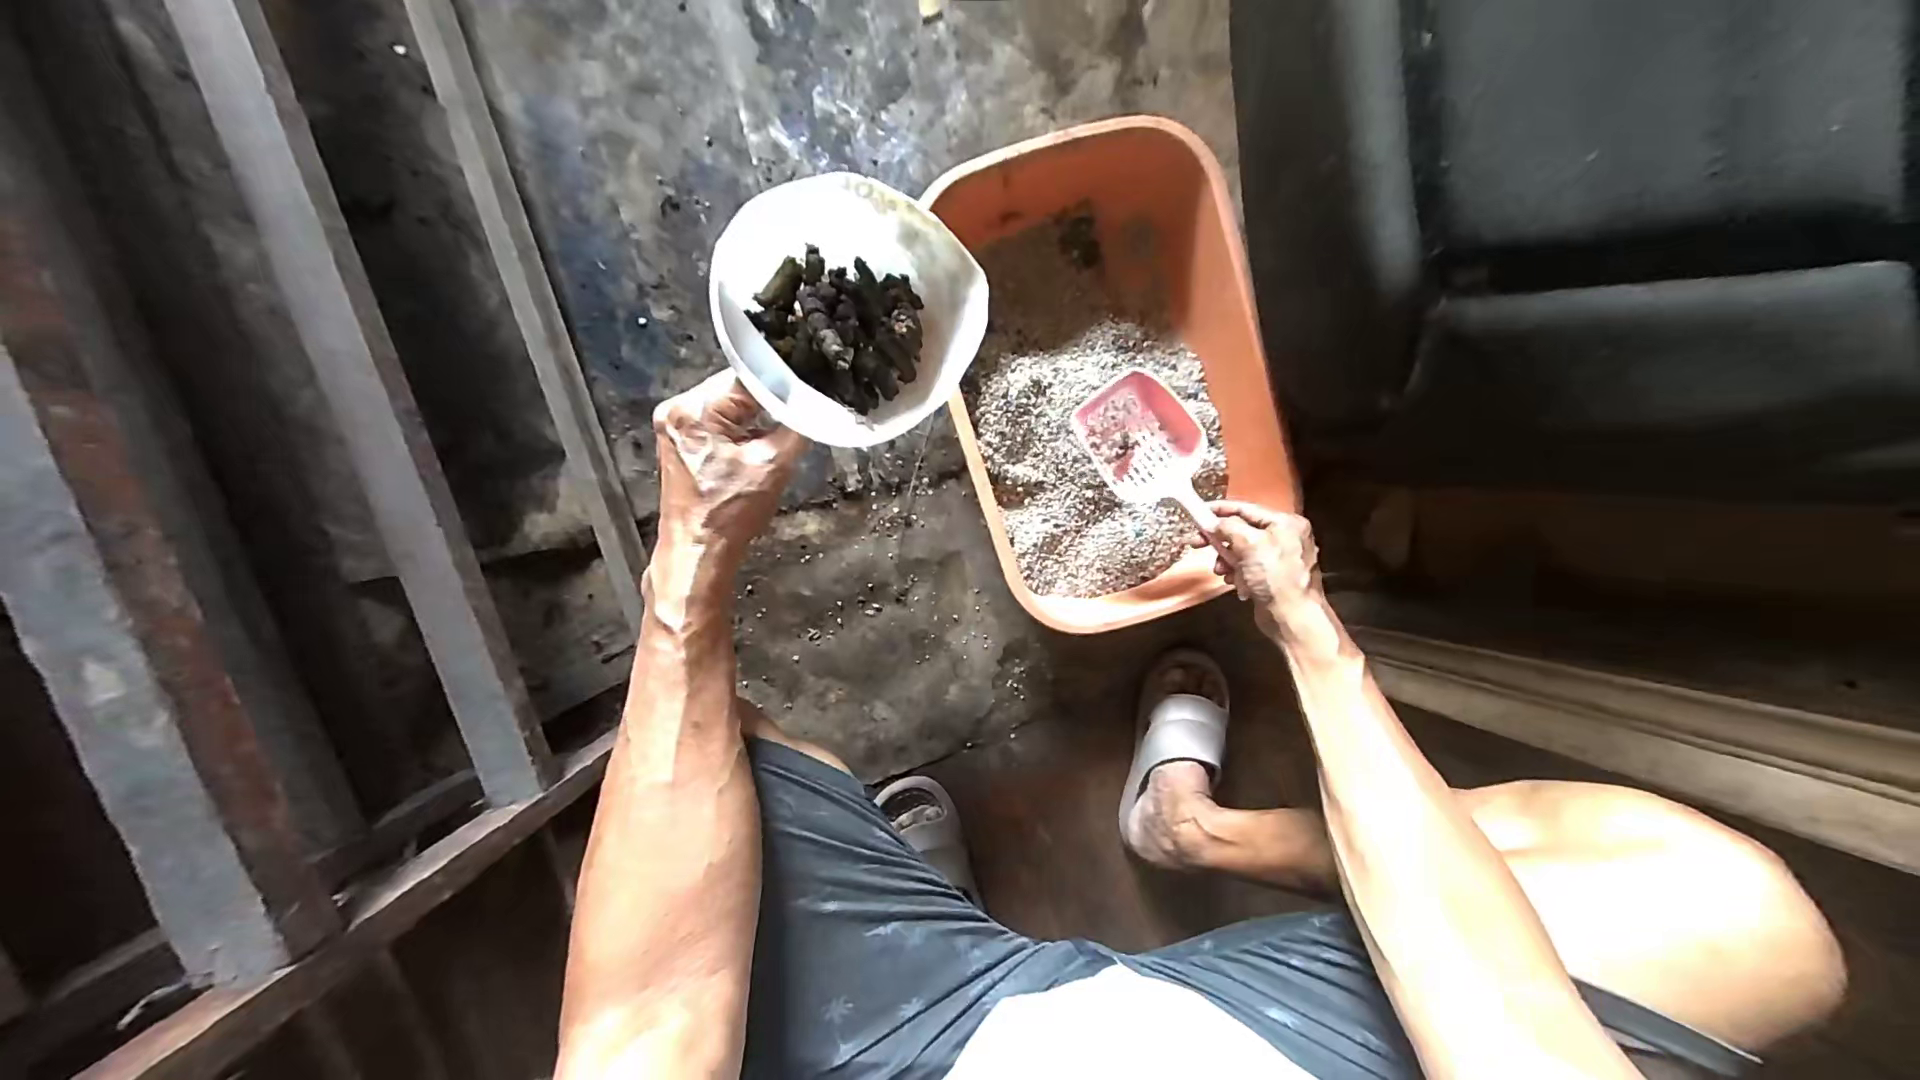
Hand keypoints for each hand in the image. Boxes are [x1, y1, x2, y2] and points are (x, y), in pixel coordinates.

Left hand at [652, 371, 806, 573]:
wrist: (699, 550)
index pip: (748, 379)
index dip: (781, 388)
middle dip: (767, 406)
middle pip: (736, 390)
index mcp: (694, 410)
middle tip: (791, 424)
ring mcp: (676, 426)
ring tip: (769, 446)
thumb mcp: (775, 465)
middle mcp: (678, 411)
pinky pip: (719, 423)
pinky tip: (753, 454)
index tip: (804, 398)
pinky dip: (740, 433)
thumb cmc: (727, 516)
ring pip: (729, 407)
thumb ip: (797, 427)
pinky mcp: (682, 442)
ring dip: (754, 421)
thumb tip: (812, 406)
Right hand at [1189, 500, 1319, 640]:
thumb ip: (1228, 527)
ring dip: (1226, 558)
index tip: (1199, 511)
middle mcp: (1286, 536)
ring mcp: (1280, 557)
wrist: (1292, 617)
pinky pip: (1247, 566)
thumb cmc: (1274, 577)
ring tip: (1220, 570)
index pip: (1247, 508)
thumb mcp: (1249, 544)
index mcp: (1286, 523)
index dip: (1221, 509)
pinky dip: (1236, 571)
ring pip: (1242, 549)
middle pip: (1242, 529)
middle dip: (1219, 538)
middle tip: (1197, 543)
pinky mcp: (1273, 576)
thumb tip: (1213, 522)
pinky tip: (1233, 581)